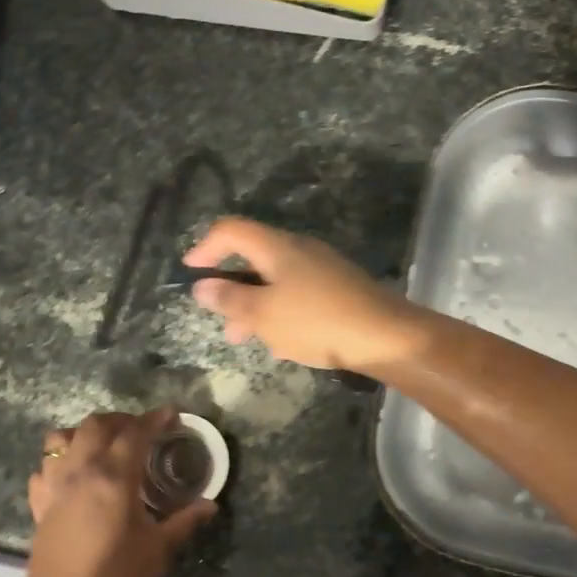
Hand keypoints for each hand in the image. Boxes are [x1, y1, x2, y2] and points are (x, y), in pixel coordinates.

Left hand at [24, 409, 213, 576]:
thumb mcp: (159, 549)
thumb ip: (185, 521)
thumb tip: (209, 505)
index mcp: (114, 477)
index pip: (135, 433)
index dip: (155, 418)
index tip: (172, 413)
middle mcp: (80, 472)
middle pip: (95, 426)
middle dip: (121, 420)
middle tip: (143, 431)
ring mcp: (54, 487)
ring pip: (62, 439)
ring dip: (86, 434)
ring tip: (106, 447)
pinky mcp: (38, 506)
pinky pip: (45, 468)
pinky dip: (61, 461)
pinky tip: (75, 478)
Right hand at [184, 217, 428, 372]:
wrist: (386, 336)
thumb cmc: (317, 321)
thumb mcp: (264, 314)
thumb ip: (230, 299)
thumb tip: (201, 285)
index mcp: (278, 247)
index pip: (232, 230)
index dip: (206, 245)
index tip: (190, 270)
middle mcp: (301, 251)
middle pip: (255, 259)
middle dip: (233, 289)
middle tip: (221, 320)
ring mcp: (324, 270)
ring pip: (277, 283)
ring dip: (257, 308)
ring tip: (248, 341)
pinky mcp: (340, 291)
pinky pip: (300, 297)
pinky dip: (283, 315)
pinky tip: (286, 346)